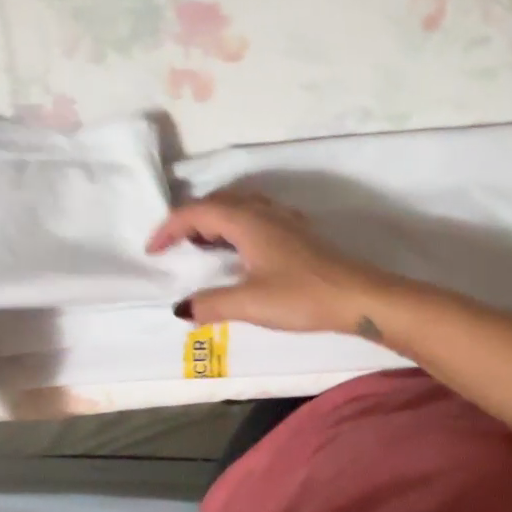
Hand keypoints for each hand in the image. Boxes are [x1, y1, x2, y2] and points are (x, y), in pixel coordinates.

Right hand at [146, 191, 394, 335]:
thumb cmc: (302, 296)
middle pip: (218, 202)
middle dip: (190, 220)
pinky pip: (257, 217)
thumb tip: (181, 309)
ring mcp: (285, 221)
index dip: (170, 228)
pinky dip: (237, 227)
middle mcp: (264, 212)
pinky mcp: (299, 235)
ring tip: (203, 246)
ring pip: (240, 207)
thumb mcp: (250, 304)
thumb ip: (212, 304)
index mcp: (247, 221)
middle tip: (175, 246)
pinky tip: (242, 252)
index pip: (197, 212)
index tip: (153, 251)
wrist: (358, 297)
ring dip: (215, 220)